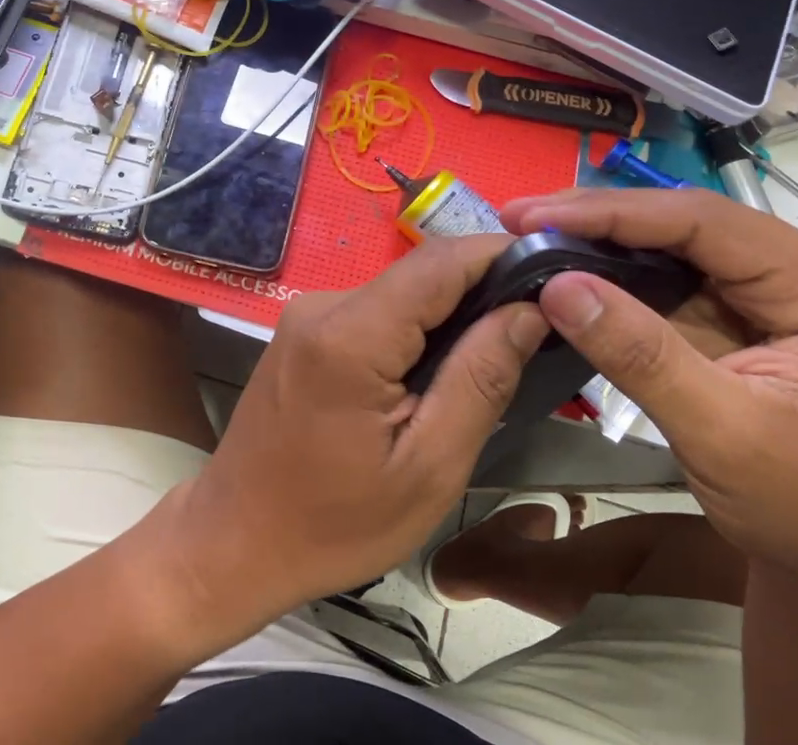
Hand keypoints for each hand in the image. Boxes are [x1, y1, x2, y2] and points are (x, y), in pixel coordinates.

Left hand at [142, 235, 552, 629]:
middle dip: (483, 293)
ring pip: (399, 294)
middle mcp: (322, 306)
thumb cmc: (335, 522)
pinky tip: (437, 374)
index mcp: (350, 334)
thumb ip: (480, 379)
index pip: (442, 261)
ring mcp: (305, 317)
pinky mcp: (301, 335)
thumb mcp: (428, 466)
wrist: (237, 540)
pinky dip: (413, 333)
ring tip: (497, 360)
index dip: (504, 258)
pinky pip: (373, 315)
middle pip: (421, 275)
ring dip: (449, 318)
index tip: (560, 279)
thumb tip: (529, 309)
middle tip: (540, 333)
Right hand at [501, 190, 797, 574]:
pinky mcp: (737, 325)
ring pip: (672, 252)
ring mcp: (768, 299)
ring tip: (532, 237)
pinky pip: (668, 289)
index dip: (612, 212)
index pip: (704, 223)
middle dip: (599, 219)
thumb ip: (640, 354)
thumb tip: (556, 285)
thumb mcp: (722, 431)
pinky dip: (614, 282)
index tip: (530, 213)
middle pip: (687, 226)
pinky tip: (569, 274)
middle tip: (518, 219)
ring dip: (602, 245)